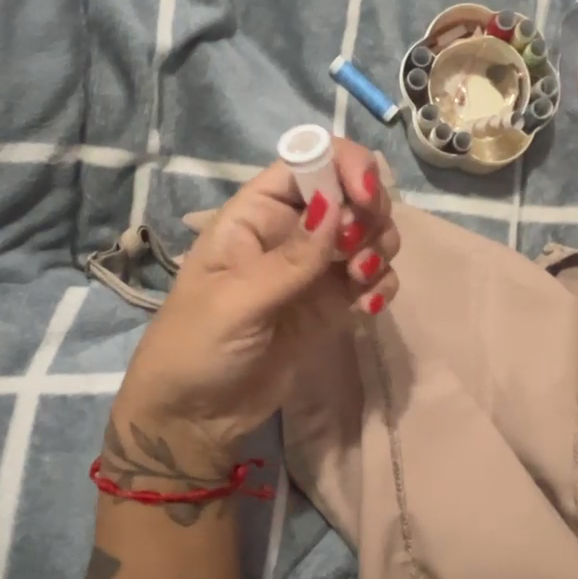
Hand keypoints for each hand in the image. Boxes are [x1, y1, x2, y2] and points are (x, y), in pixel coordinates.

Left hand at [110, 137, 399, 469]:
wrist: (196, 416)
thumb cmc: (197, 348)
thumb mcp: (237, 301)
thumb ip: (291, 259)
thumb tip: (338, 207)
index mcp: (255, 215)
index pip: (308, 163)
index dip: (345, 167)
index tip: (366, 201)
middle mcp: (290, 232)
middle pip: (349, 194)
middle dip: (370, 214)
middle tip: (360, 253)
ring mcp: (314, 270)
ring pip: (367, 235)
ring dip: (379, 250)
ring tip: (362, 283)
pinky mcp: (331, 305)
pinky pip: (371, 279)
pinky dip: (381, 285)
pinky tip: (369, 308)